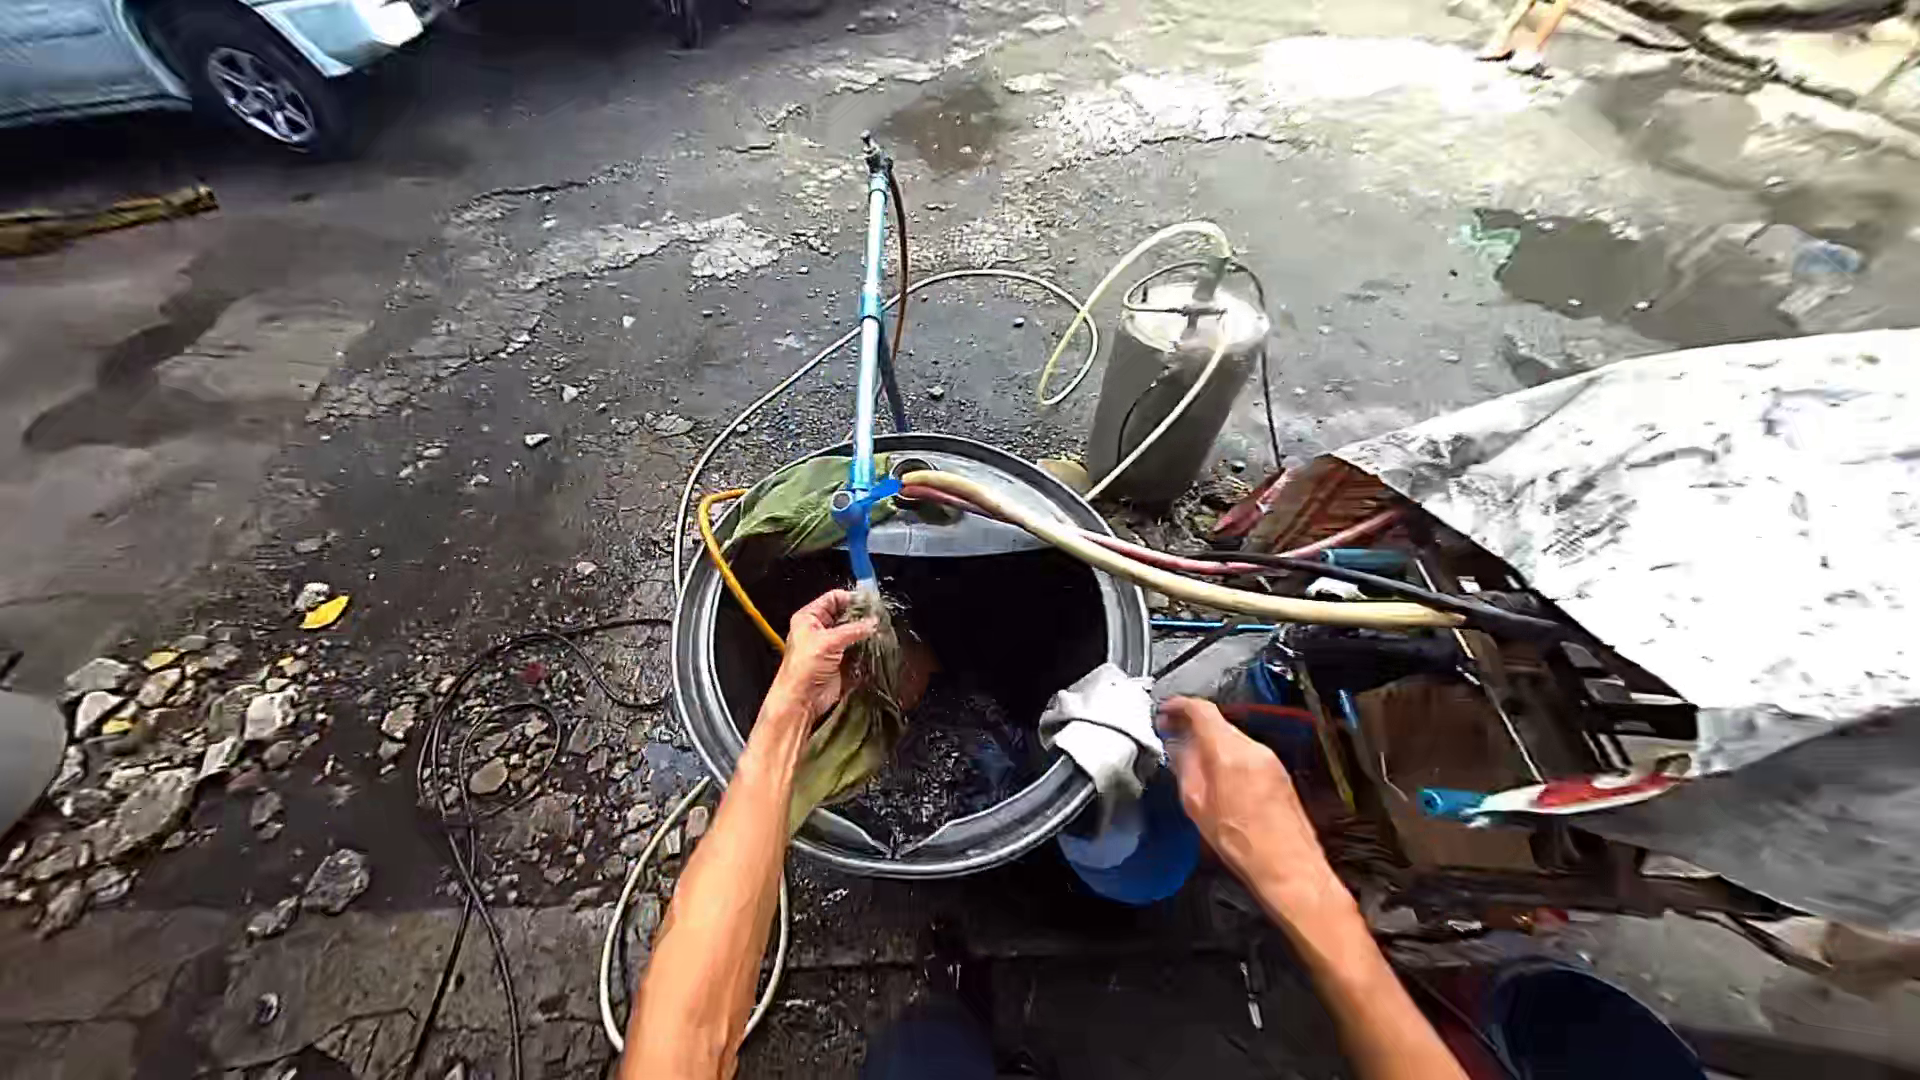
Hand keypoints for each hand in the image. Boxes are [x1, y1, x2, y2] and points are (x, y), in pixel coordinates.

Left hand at [768, 589, 876, 721]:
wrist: (802, 700)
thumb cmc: (803, 668)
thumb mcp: (827, 642)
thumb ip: (853, 629)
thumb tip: (873, 622)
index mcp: (809, 618)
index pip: (834, 598)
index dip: (851, 598)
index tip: (870, 603)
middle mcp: (820, 628)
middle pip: (846, 614)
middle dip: (862, 615)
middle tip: (878, 617)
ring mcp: (832, 644)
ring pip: (854, 630)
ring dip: (866, 631)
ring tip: (880, 630)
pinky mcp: (841, 659)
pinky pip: (857, 647)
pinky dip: (866, 645)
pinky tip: (876, 643)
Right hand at [1159, 696, 1335, 906]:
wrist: (1289, 869)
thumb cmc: (1244, 844)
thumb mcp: (1195, 803)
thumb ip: (1183, 765)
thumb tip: (1177, 746)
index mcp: (1227, 752)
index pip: (1200, 709)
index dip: (1178, 705)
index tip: (1166, 710)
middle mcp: (1252, 749)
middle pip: (1215, 721)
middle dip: (1192, 725)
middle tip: (1173, 734)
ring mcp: (1269, 760)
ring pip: (1231, 737)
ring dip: (1209, 741)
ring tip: (1193, 759)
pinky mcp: (1279, 773)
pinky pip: (1246, 752)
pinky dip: (1228, 755)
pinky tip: (1218, 776)